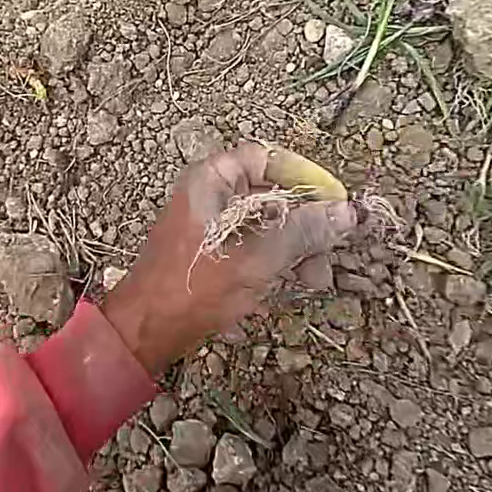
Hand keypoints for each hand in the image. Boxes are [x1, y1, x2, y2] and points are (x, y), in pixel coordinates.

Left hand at [102, 144, 357, 375]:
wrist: (143, 333)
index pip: (267, 157)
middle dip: (305, 222)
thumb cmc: (193, 289)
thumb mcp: (257, 259)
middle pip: (272, 192)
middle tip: (329, 250)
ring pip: (267, 222)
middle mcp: (212, 194)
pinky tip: (295, 285)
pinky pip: (254, 244)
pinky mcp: (214, 251)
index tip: (334, 201)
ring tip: (315, 279)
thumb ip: (303, 232)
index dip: (304, 176)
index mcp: (213, 180)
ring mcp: (212, 223)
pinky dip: (276, 261)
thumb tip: (348, 213)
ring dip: (296, 247)